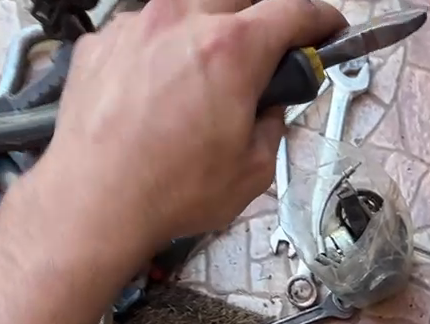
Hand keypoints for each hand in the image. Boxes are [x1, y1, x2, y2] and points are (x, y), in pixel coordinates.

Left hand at [36, 0, 346, 256]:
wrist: (99, 198)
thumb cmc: (172, 188)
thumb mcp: (254, 170)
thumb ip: (272, 124)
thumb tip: (270, 106)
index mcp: (230, 52)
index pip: (291, 12)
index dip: (319, 19)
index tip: (330, 26)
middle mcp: (180, 21)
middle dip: (265, 19)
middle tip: (275, 53)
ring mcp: (136, 25)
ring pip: (189, 7)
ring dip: (213, 29)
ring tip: (215, 75)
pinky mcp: (104, 42)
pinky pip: (148, 29)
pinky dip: (168, 49)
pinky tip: (168, 91)